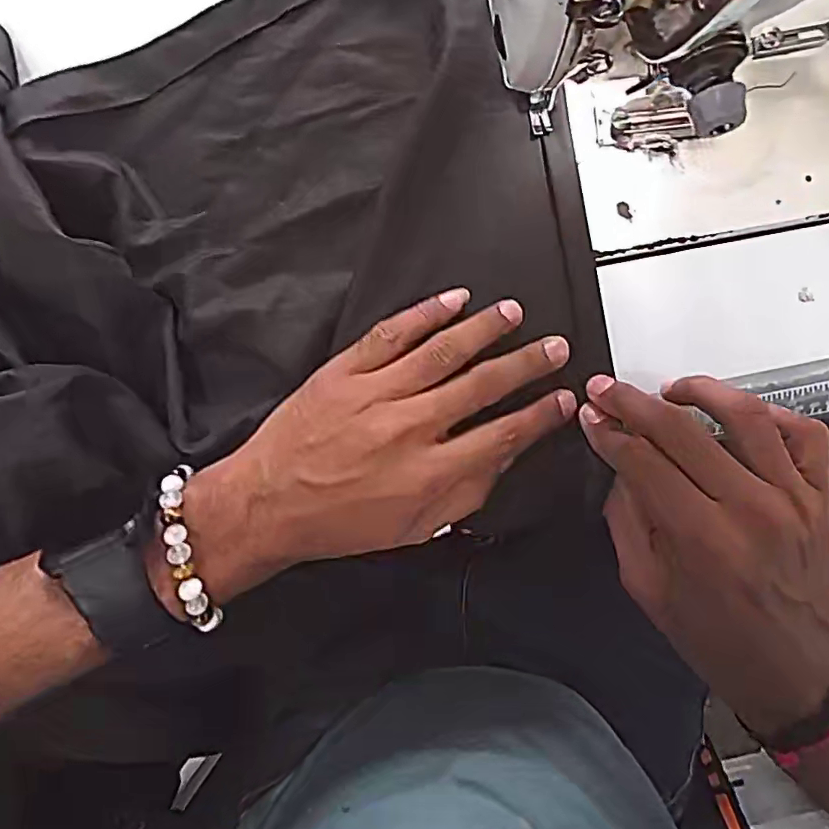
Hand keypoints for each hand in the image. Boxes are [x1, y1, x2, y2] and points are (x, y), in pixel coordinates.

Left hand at [159, 289, 578, 605]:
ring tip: (513, 314)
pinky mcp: (345, 372)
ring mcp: (375, 393)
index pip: (502, 435)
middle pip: (482, 385)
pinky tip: (452, 301)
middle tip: (553, 347)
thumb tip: (502, 459)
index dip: (540, 415)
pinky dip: (424, 314)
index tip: (562, 399)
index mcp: (428, 471)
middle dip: (526, 364)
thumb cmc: (336, 521)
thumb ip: (465, 494)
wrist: (266, 504)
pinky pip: (391, 334)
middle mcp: (408, 427)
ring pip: (443, 351)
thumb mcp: (412, 527)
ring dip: (484, 330)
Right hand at [578, 374, 828, 739]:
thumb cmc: (715, 638)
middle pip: (682, 430)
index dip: (608, 431)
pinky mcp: (820, 497)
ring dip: (700, 390)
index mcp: (701, 540)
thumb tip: (619, 462)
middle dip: (633, 403)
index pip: (642, 460)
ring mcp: (792, 499)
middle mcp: (750, 510)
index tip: (591, 415)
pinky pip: (804, 434)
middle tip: (608, 390)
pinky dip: (771, 412)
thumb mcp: (647, 587)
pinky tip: (737, 413)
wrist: (795, 674)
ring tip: (670, 390)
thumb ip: (627, 518)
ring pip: (746, 416)